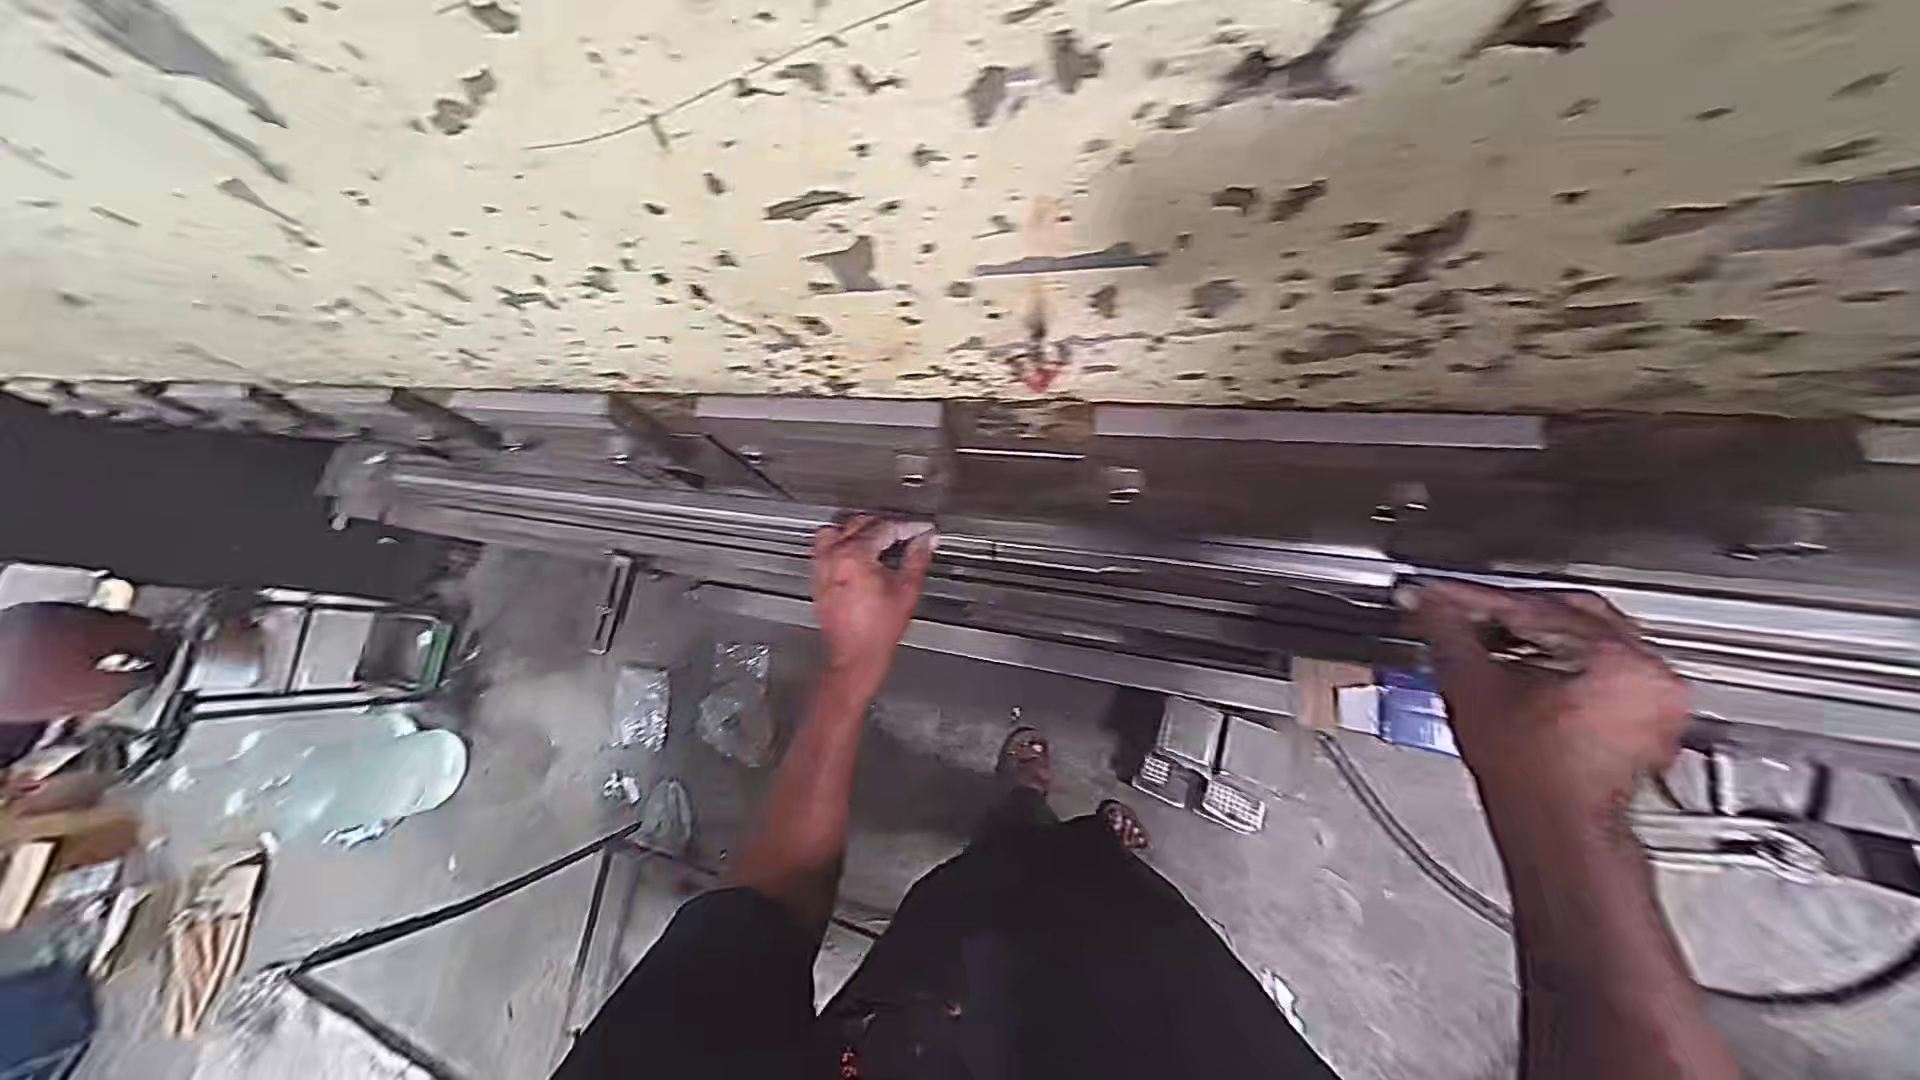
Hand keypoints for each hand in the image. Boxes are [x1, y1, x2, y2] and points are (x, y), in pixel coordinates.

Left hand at [811, 515, 935, 688]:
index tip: (921, 529)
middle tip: (907, 532)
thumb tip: (925, 540)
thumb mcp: (907, 590)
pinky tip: (856, 550)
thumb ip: (917, 558)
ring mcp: (822, 566)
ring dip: (861, 528)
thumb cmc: (877, 631)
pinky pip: (825, 546)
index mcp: (855, 556)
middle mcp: (833, 557)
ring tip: (880, 536)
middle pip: (861, 523)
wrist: (856, 656)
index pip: (885, 527)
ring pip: (839, 529)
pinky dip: (841, 541)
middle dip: (887, 524)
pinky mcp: (817, 577)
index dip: (908, 526)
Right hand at [1403, 580, 1689, 816]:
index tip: (1441, 594)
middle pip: (1569, 611)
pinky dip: (1558, 655)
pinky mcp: (1649, 715)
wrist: (1554, 824)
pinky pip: (1603, 664)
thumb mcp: (1471, 686)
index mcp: (1617, 660)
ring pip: (1588, 636)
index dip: (1472, 599)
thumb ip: (1445, 632)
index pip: (1530, 608)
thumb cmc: (1528, 771)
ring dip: (1534, 630)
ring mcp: (1656, 697)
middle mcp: (1650, 673)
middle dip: (1508, 608)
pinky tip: (1520, 662)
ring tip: (1488, 636)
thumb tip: (1426, 600)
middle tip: (1464, 607)